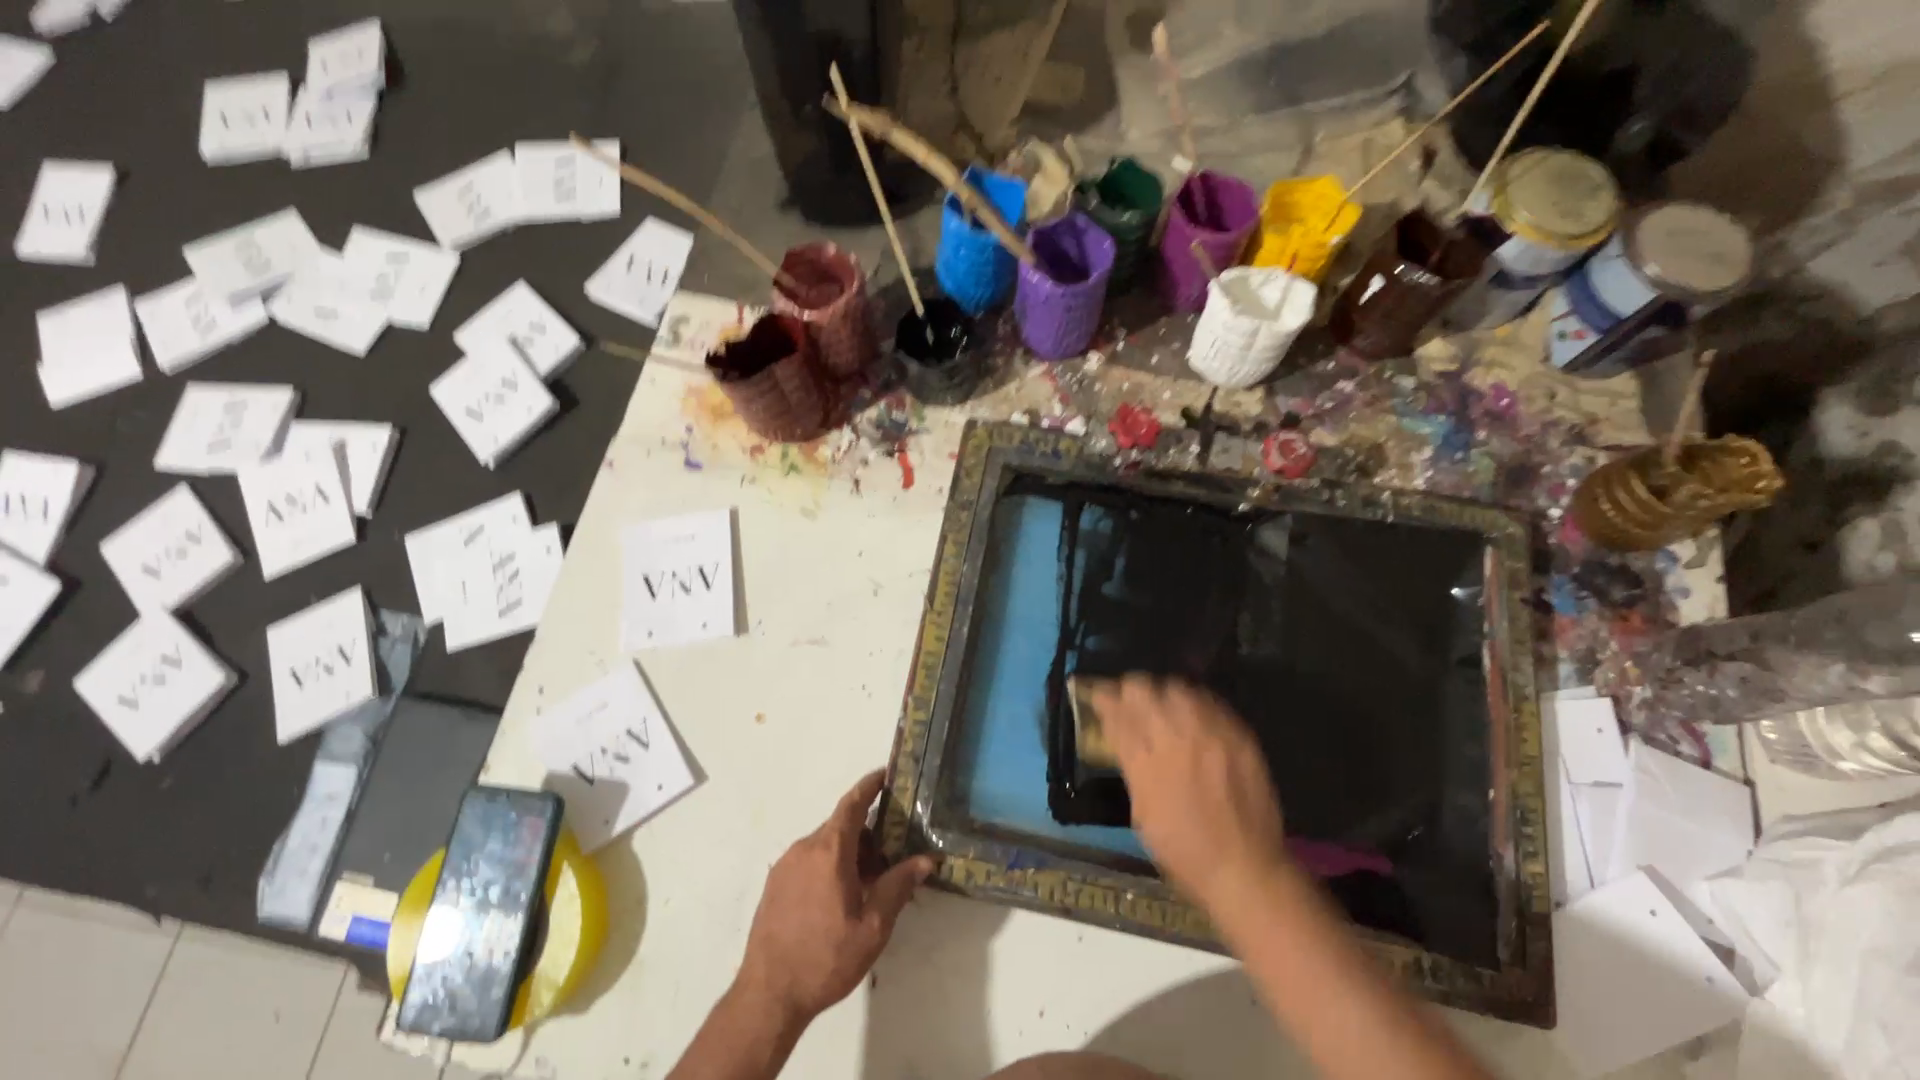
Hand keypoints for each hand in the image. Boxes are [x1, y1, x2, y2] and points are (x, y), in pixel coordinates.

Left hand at [736, 769, 935, 1023]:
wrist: (769, 994)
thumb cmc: (825, 958)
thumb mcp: (873, 927)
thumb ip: (898, 887)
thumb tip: (925, 860)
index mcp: (829, 851)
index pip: (852, 804)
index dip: (870, 786)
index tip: (886, 774)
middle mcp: (804, 849)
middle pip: (841, 826)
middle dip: (869, 832)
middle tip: (895, 850)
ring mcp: (785, 866)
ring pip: (825, 845)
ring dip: (850, 853)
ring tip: (873, 880)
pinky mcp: (775, 885)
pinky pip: (809, 861)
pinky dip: (830, 865)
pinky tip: (844, 895)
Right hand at [1090, 676, 1287, 907]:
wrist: (1244, 868)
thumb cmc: (1183, 853)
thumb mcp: (1142, 813)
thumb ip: (1133, 768)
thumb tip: (1125, 741)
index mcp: (1144, 763)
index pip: (1115, 712)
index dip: (1101, 698)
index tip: (1095, 694)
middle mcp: (1175, 739)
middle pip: (1143, 689)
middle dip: (1129, 690)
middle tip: (1128, 698)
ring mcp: (1210, 734)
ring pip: (1177, 688)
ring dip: (1162, 692)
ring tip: (1162, 704)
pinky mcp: (1238, 736)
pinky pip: (1211, 702)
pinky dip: (1195, 702)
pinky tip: (1192, 713)